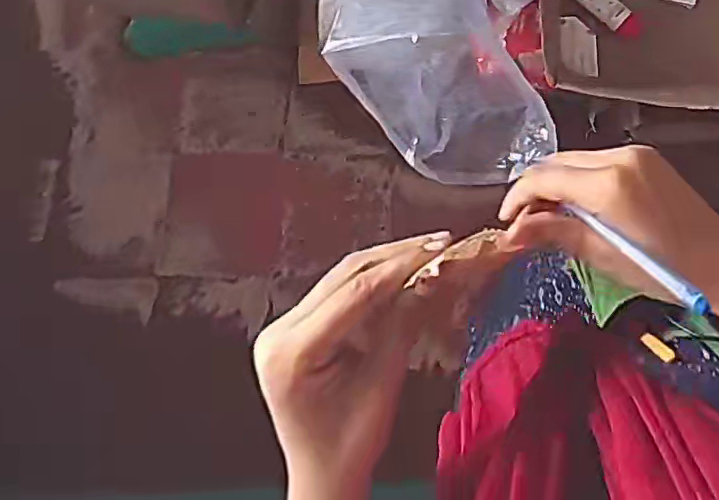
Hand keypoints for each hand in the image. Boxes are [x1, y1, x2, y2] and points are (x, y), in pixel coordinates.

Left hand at [254, 231, 449, 497]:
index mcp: (291, 352)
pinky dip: (376, 277)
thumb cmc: (348, 447)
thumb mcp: (381, 385)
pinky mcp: (299, 324)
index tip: (437, 248)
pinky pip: (342, 288)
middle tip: (439, 243)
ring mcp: (286, 326)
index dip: (401, 264)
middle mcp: (280, 331)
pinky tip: (404, 268)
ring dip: (389, 261)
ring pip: (345, 275)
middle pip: (347, 274)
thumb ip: (403, 324)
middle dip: (398, 255)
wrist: (323, 480)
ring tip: (428, 249)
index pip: (356, 291)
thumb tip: (432, 275)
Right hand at [499, 146, 718, 327]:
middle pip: (559, 161)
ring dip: (557, 182)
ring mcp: (635, 153)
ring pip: (577, 159)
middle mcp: (619, 156)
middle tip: (523, 224)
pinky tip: (578, 205)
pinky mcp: (645, 157)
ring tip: (548, 217)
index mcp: (609, 182)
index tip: (506, 222)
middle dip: (535, 188)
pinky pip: (598, 161)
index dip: (519, 196)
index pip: (546, 176)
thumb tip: (512, 233)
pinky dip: (580, 179)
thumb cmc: (666, 272)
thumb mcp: (605, 257)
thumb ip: (556, 233)